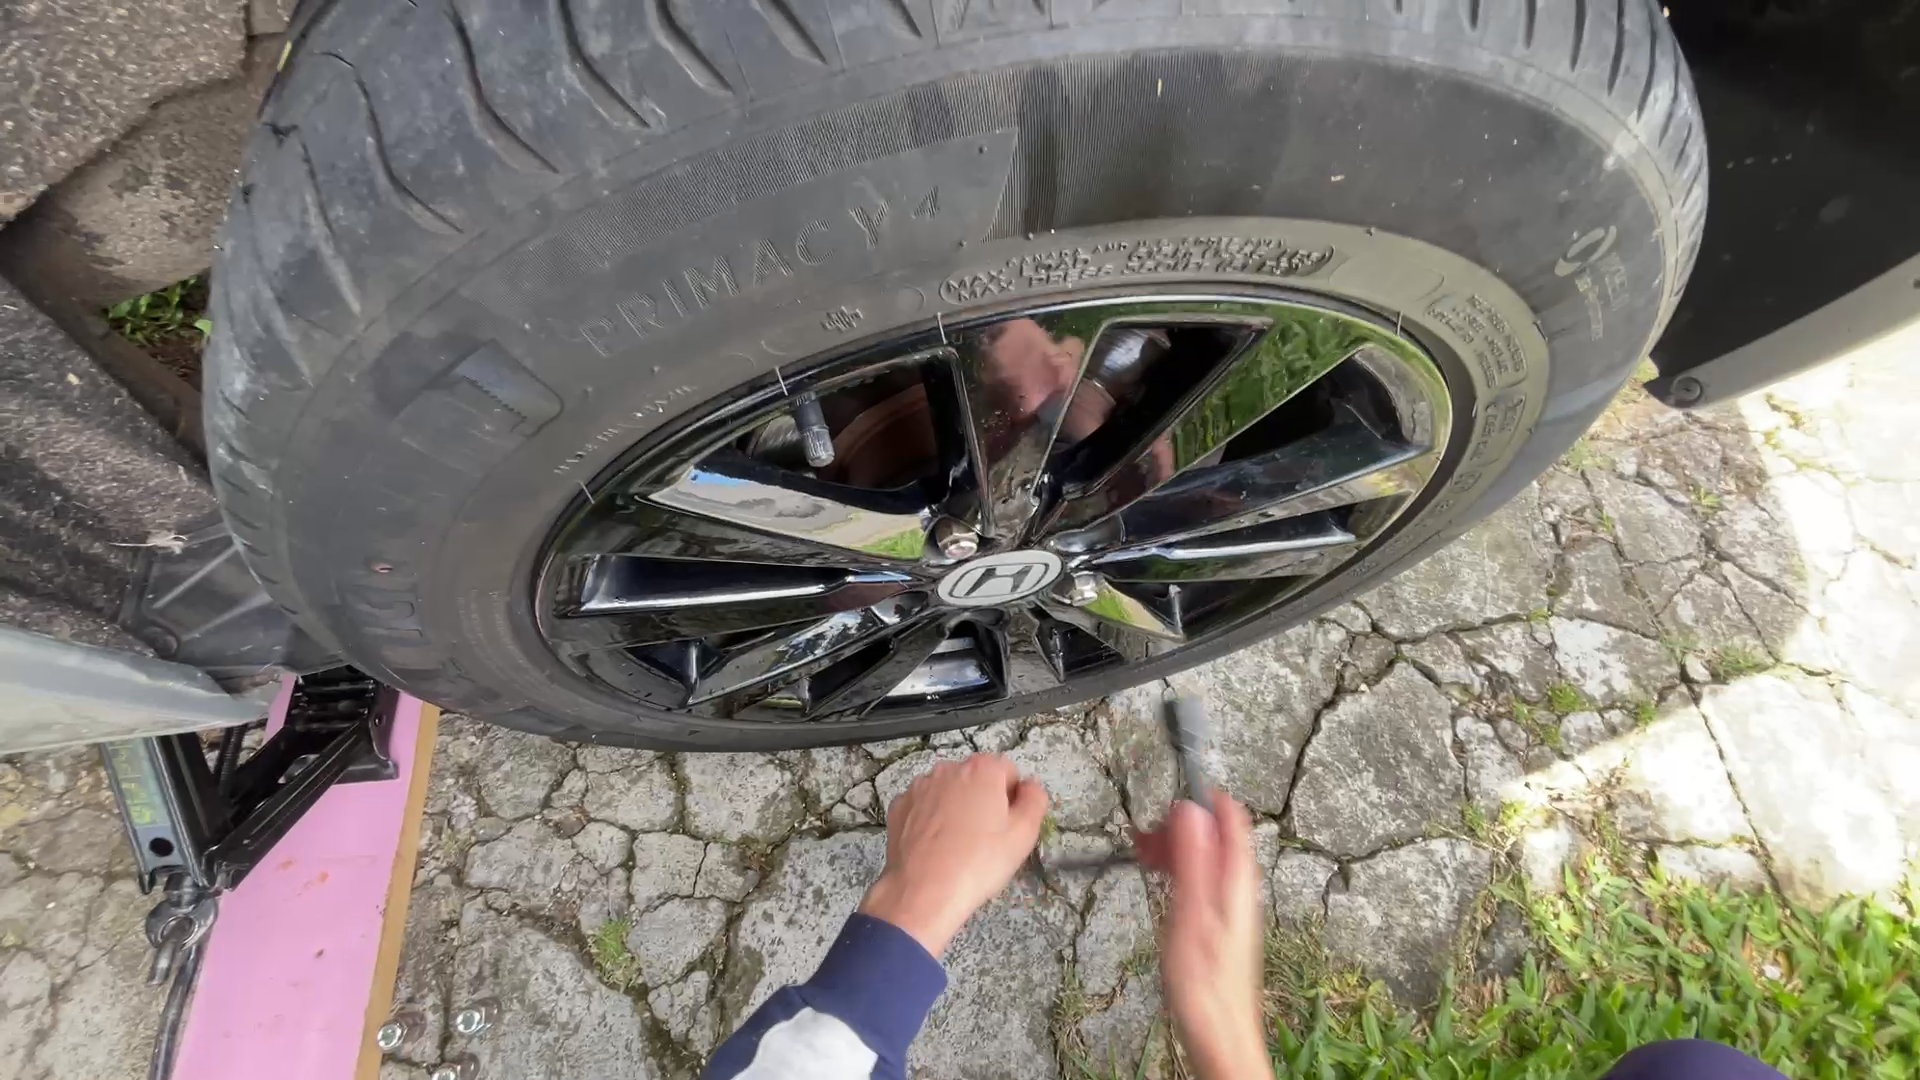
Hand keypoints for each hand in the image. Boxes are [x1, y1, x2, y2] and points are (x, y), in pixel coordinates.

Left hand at [858, 754, 1048, 957]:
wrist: (922, 892)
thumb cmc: (977, 864)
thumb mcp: (1023, 835)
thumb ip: (1034, 800)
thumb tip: (1031, 787)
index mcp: (983, 769)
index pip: (1008, 771)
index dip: (1013, 797)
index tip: (1008, 824)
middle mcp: (949, 769)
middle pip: (976, 778)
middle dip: (984, 800)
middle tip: (986, 837)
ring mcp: (921, 785)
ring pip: (949, 790)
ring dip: (956, 807)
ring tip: (959, 845)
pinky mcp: (900, 804)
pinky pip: (924, 805)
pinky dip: (931, 819)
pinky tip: (936, 845)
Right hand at [1135, 797, 1272, 1079]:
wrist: (1217, 1032)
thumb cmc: (1204, 980)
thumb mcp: (1191, 911)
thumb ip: (1193, 858)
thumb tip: (1190, 808)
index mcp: (1235, 878)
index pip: (1231, 819)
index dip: (1204, 797)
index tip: (1173, 793)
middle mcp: (1236, 884)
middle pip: (1213, 833)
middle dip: (1179, 823)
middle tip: (1146, 833)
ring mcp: (1226, 900)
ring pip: (1202, 852)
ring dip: (1173, 843)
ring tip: (1142, 850)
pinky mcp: (1214, 916)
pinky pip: (1196, 874)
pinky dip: (1174, 865)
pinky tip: (1155, 874)